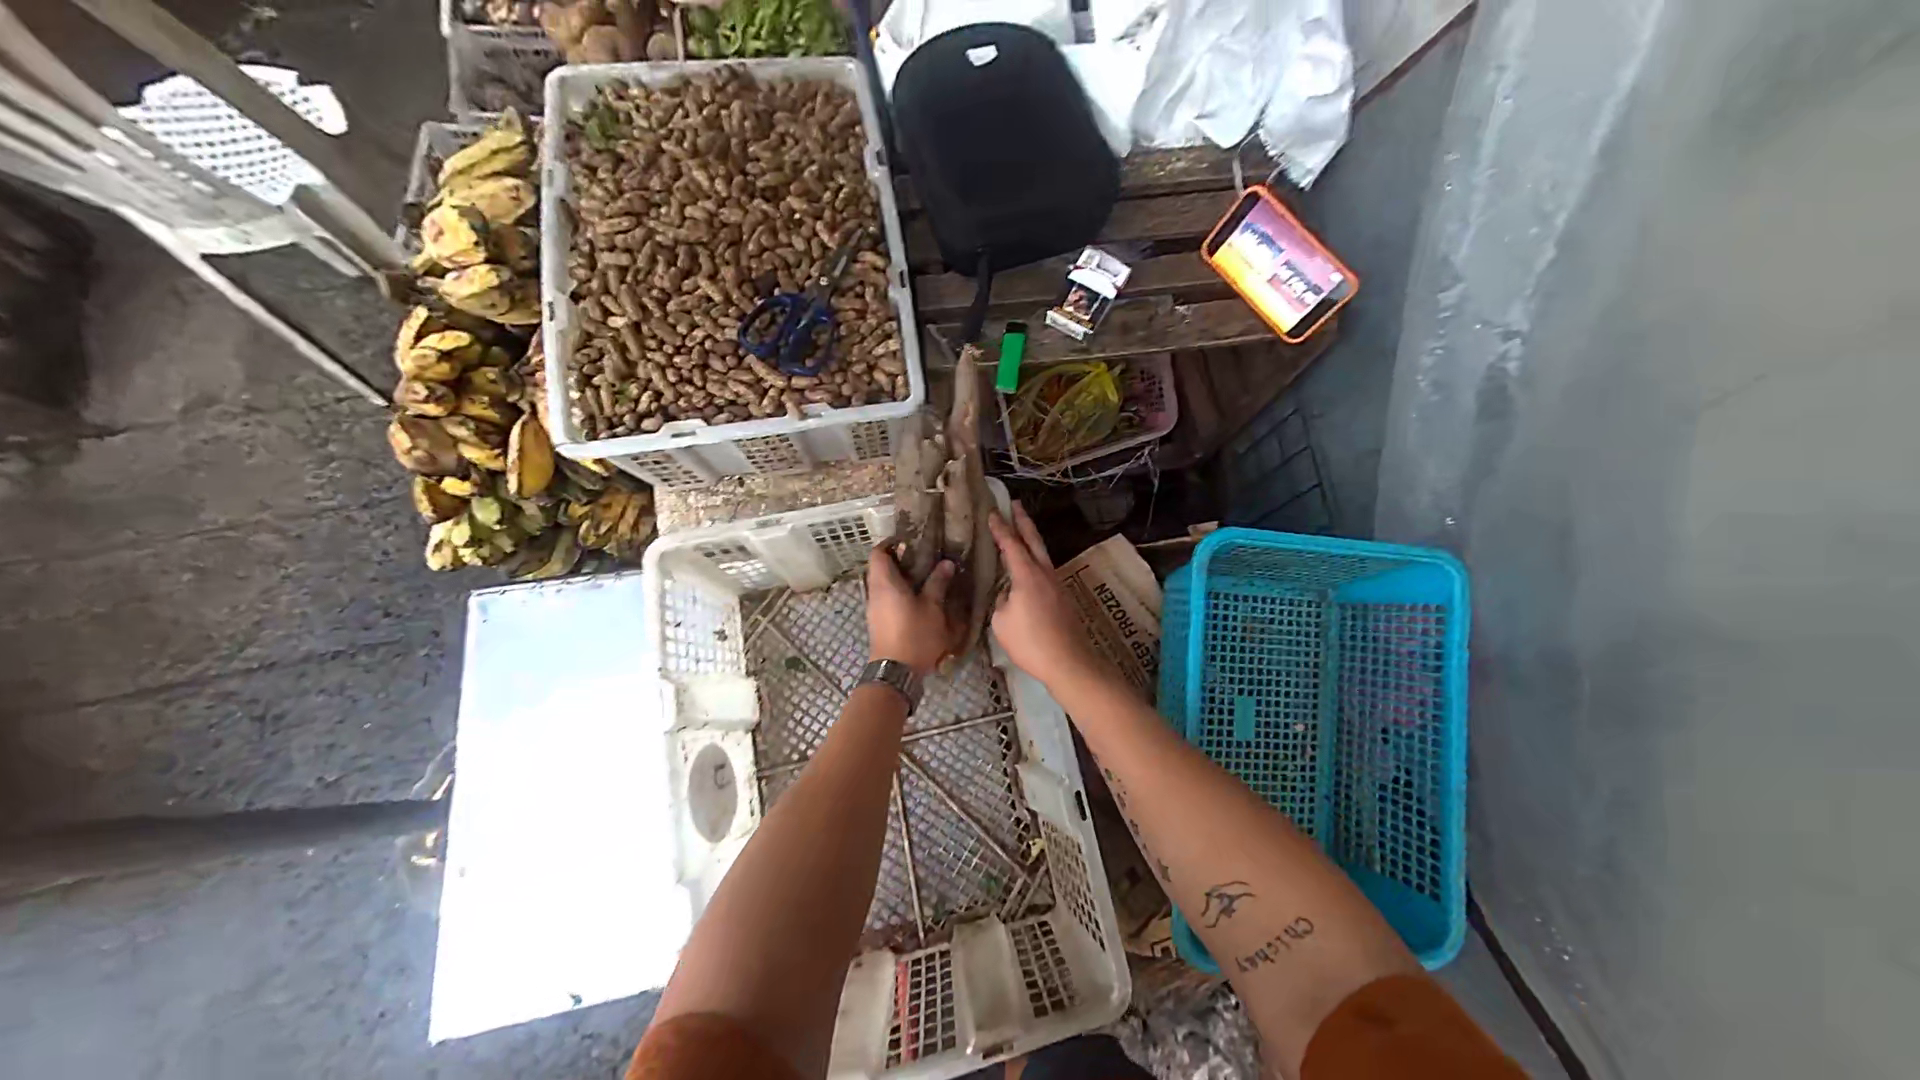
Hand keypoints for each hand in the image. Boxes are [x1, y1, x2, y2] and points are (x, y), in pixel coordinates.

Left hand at [865, 547, 956, 675]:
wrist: (896, 673)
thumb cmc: (914, 635)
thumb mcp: (933, 608)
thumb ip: (938, 583)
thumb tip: (946, 563)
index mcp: (884, 582)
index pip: (878, 553)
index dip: (891, 543)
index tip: (912, 542)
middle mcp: (874, 592)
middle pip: (881, 568)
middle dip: (901, 561)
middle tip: (926, 558)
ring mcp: (874, 609)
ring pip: (884, 585)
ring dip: (902, 579)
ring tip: (927, 578)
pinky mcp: (879, 622)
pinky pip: (887, 599)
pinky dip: (900, 593)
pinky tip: (920, 599)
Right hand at [988, 502, 1101, 685]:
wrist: (1068, 662)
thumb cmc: (1030, 642)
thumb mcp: (1002, 621)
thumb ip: (1000, 601)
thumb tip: (1007, 594)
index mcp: (1027, 574)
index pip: (1010, 544)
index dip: (1000, 528)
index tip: (991, 512)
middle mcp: (1044, 573)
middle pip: (1033, 540)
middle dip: (1023, 521)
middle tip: (1015, 504)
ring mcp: (1056, 585)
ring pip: (1042, 554)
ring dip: (1031, 539)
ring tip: (1021, 530)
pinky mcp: (1062, 598)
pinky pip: (1045, 570)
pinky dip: (1035, 560)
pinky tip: (1029, 567)